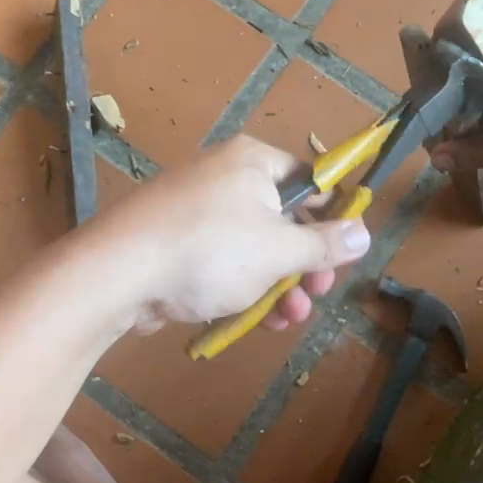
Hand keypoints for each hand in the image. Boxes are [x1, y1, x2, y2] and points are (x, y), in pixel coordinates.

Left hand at [92, 136, 372, 333]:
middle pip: (283, 219)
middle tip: (318, 294)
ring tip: (290, 318)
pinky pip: (223, 261)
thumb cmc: (209, 252)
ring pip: (254, 247)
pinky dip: (243, 287)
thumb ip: (325, 245)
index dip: (333, 217)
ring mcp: (197, 211)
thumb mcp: (279, 251)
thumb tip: (364, 233)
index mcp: (253, 162)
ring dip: (279, 284)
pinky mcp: (177, 243)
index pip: (310, 181)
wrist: (117, 274)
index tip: (344, 253)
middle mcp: (225, 177)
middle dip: (305, 264)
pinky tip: (258, 320)